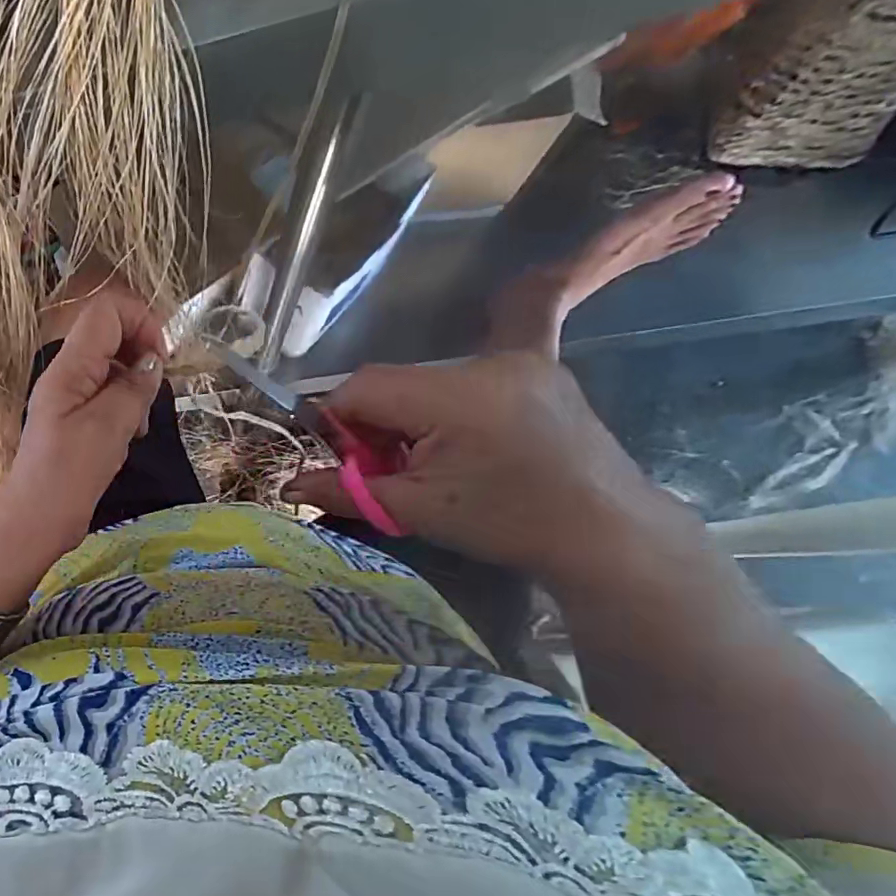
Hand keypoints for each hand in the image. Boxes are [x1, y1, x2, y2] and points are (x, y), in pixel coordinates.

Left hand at [0, 270, 165, 557]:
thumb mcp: (109, 427)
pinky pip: (105, 399)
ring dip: (135, 390)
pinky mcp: (74, 423)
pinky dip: (124, 411)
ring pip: (112, 370)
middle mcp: (66, 376)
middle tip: (152, 397)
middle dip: (141, 359)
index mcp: (68, 368)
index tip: (162, 358)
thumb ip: (133, 387)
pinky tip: (129, 437)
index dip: (141, 320)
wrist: (35, 524)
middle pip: (111, 337)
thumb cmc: (68, 475)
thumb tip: (153, 362)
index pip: (105, 311)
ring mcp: (68, 400)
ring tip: (139, 426)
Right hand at [282, 353, 700, 583]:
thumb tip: (287, 487)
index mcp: (456, 394)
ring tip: (423, 462)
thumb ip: (344, 490)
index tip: (337, 459)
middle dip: (371, 423)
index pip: (362, 386)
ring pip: (425, 380)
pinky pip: (466, 377)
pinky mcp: (539, 370)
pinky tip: (456, 437)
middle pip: (392, 381)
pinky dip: (442, 406)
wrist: (608, 533)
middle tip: (380, 469)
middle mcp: (488, 363)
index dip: (334, 420)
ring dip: (405, 417)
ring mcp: (519, 362)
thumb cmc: (506, 523)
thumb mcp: (414, 510)